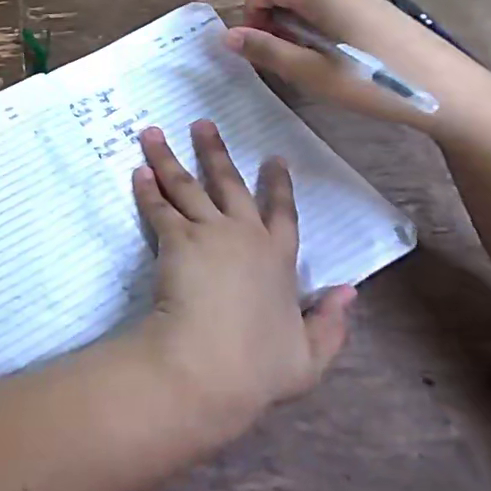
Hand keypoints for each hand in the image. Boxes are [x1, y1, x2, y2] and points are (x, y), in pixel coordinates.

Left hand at [129, 120, 355, 434]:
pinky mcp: (176, 238)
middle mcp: (245, 235)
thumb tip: (351, 291)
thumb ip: (331, 323)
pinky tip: (139, 172)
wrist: (211, 363)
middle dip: (215, 152)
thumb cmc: (259, 366)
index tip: (275, 158)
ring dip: (169, 158)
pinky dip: (148, 189)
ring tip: (152, 133)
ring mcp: (209, 232)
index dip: (279, 185)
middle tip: (202, 124)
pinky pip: (160, 207)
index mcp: (279, 259)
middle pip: (229, 183)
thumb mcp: (309, 355)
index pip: (283, 213)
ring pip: (187, 185)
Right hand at [223, 0, 490, 141]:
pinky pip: (336, 11)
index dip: (250, 9)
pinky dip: (319, 29)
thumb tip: (227, 36)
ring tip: (304, 64)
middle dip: (270, 19)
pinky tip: (336, 62)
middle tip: (275, 58)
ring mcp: (367, 0)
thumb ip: (269, 52)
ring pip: (313, 3)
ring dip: (294, 26)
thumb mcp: (315, 74)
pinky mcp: (383, 16)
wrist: (456, 97)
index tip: (253, 44)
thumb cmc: (378, 84)